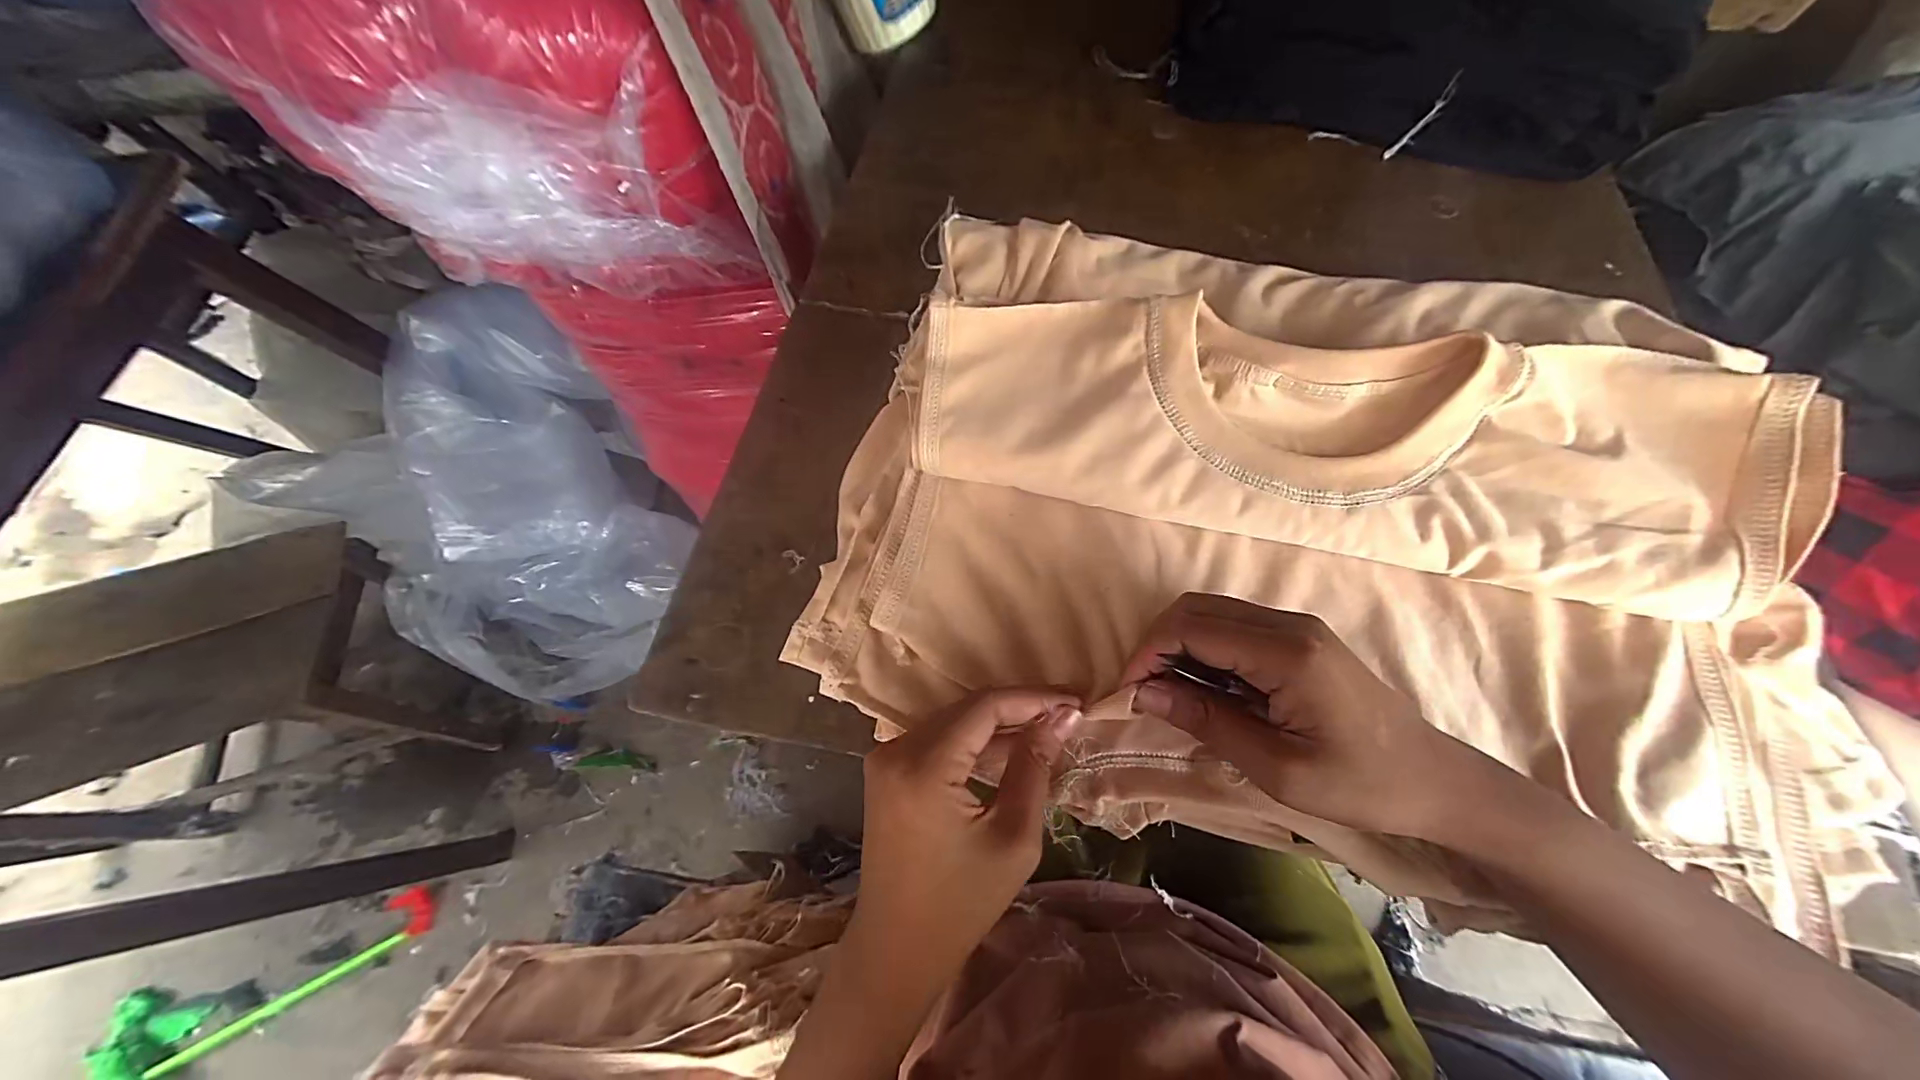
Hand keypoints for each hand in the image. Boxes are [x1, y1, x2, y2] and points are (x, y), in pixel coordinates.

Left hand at [853, 688, 1080, 969]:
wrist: (896, 948)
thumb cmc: (961, 903)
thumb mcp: (1013, 838)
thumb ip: (1034, 768)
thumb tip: (1061, 717)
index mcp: (924, 766)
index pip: (984, 707)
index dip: (1032, 698)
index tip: (1075, 700)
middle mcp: (896, 750)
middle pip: (966, 709)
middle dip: (1018, 709)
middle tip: (1066, 715)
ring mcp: (885, 759)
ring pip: (951, 722)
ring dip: (996, 726)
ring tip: (1046, 732)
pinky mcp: (886, 771)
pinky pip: (936, 741)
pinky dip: (972, 743)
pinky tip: (1007, 752)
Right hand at [1122, 592, 1508, 842]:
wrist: (1436, 783)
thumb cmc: (1361, 786)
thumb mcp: (1276, 769)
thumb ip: (1207, 721)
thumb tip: (1143, 693)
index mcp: (1287, 653)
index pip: (1192, 627)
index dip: (1148, 654)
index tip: (1127, 695)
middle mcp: (1289, 624)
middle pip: (1195, 608)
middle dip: (1156, 644)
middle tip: (1142, 693)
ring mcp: (1296, 626)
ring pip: (1210, 612)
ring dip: (1177, 645)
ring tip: (1166, 693)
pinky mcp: (1298, 637)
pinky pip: (1232, 627)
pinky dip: (1202, 649)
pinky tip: (1202, 687)